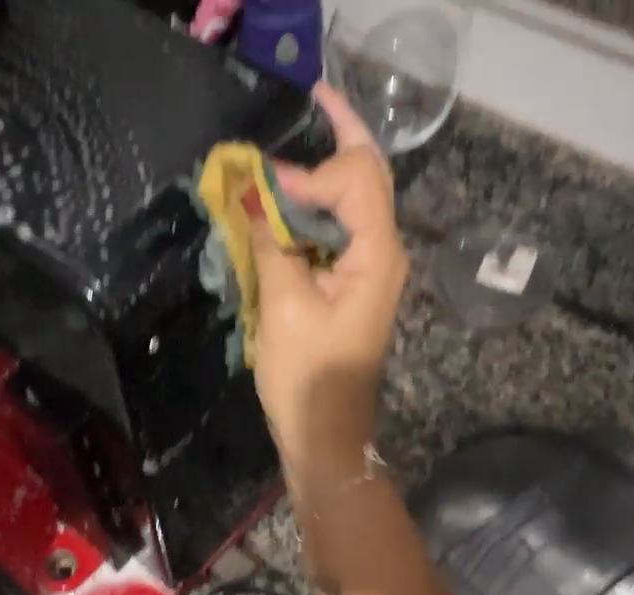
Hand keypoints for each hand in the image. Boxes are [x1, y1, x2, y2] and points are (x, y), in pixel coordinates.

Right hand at [250, 84, 409, 463]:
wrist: (325, 438)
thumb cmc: (307, 379)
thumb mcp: (284, 307)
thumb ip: (272, 242)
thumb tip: (251, 191)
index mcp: (377, 253)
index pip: (355, 175)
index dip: (307, 169)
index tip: (259, 185)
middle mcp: (382, 251)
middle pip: (365, 177)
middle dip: (332, 145)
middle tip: (300, 116)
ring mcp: (369, 270)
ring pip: (350, 204)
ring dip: (315, 183)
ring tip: (275, 170)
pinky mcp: (350, 288)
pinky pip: (334, 235)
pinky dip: (307, 219)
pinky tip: (278, 218)